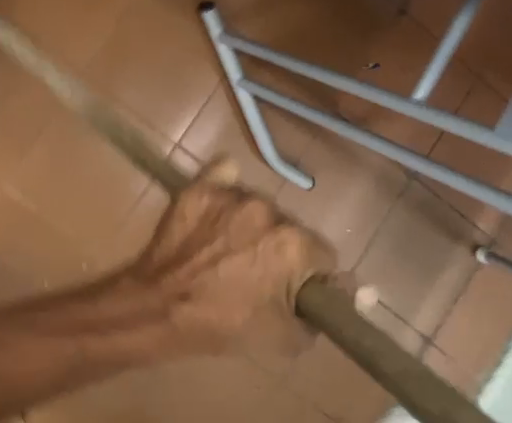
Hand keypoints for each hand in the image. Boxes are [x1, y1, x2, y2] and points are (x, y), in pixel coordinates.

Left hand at [116, 160, 336, 354]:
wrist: (163, 305)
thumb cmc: (228, 323)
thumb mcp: (289, 337)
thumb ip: (323, 313)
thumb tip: (348, 292)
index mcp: (296, 244)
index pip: (324, 256)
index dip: (312, 276)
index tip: (295, 290)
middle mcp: (268, 209)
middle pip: (290, 227)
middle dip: (282, 249)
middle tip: (259, 273)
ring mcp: (231, 194)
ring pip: (258, 205)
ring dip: (252, 223)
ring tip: (231, 248)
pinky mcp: (200, 187)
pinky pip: (223, 173)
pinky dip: (227, 184)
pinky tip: (223, 204)